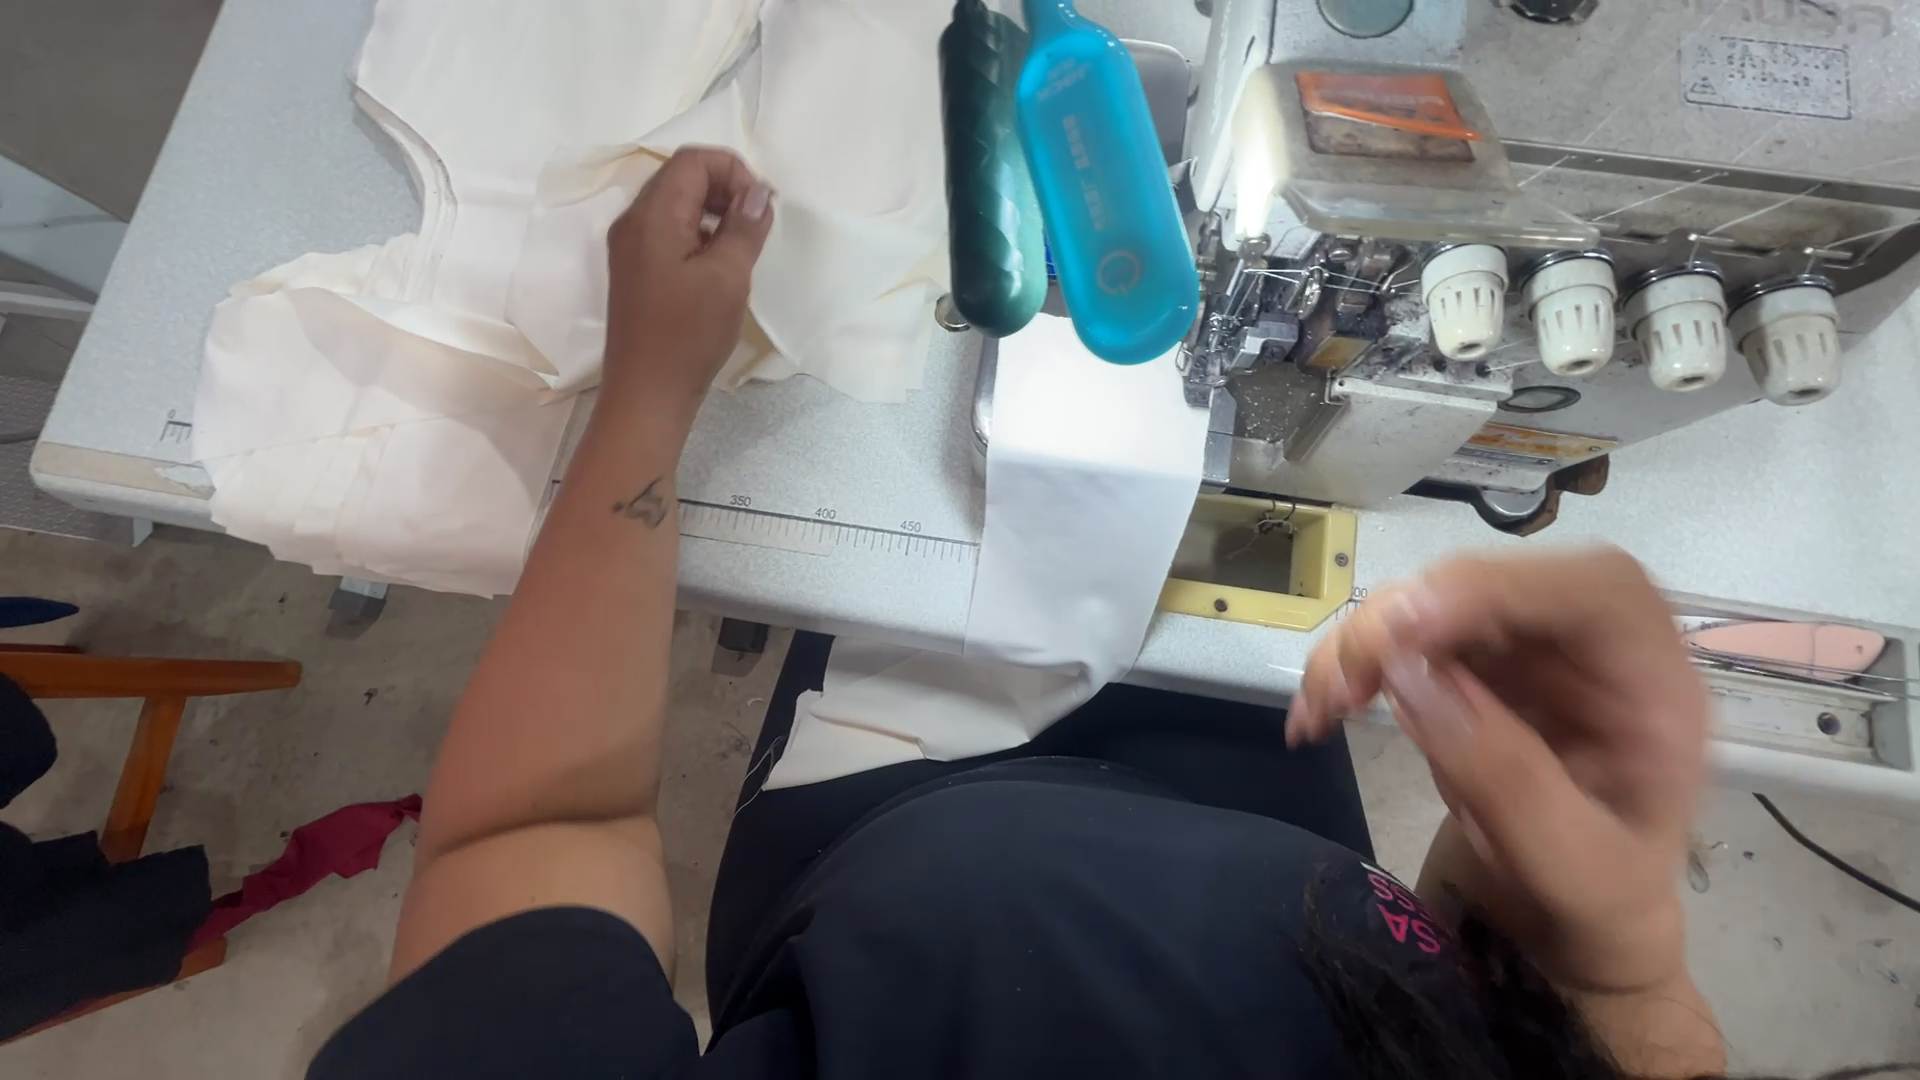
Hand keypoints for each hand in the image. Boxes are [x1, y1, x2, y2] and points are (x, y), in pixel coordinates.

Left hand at [603, 146, 773, 410]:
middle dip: (726, 191)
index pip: (693, 161)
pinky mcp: (638, 272)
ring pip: (677, 207)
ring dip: (716, 216)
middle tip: (758, 227)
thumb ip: (744, 229)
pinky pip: (671, 234)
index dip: (734, 171)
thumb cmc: (689, 335)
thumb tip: (759, 193)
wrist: (648, 392)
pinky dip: (701, 237)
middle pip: (682, 178)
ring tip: (743, 249)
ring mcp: (632, 248)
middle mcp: (634, 221)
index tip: (763, 207)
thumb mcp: (727, 278)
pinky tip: (721, 269)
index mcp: (653, 215)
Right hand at [1291, 548, 1710, 992]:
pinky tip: (1318, 705)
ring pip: (1422, 601)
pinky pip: (1391, 634)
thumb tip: (1405, 674)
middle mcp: (1581, 644)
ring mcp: (1516, 644)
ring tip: (1318, 709)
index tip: (1404, 631)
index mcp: (1650, 685)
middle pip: (1483, 585)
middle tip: (1341, 689)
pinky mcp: (1461, 655)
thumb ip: (1502, 774)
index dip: (1494, 589)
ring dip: (1358, 645)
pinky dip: (1345, 663)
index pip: (1592, 590)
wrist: (1569, 904)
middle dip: (1398, 624)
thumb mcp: (1570, 862)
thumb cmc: (1594, 892)